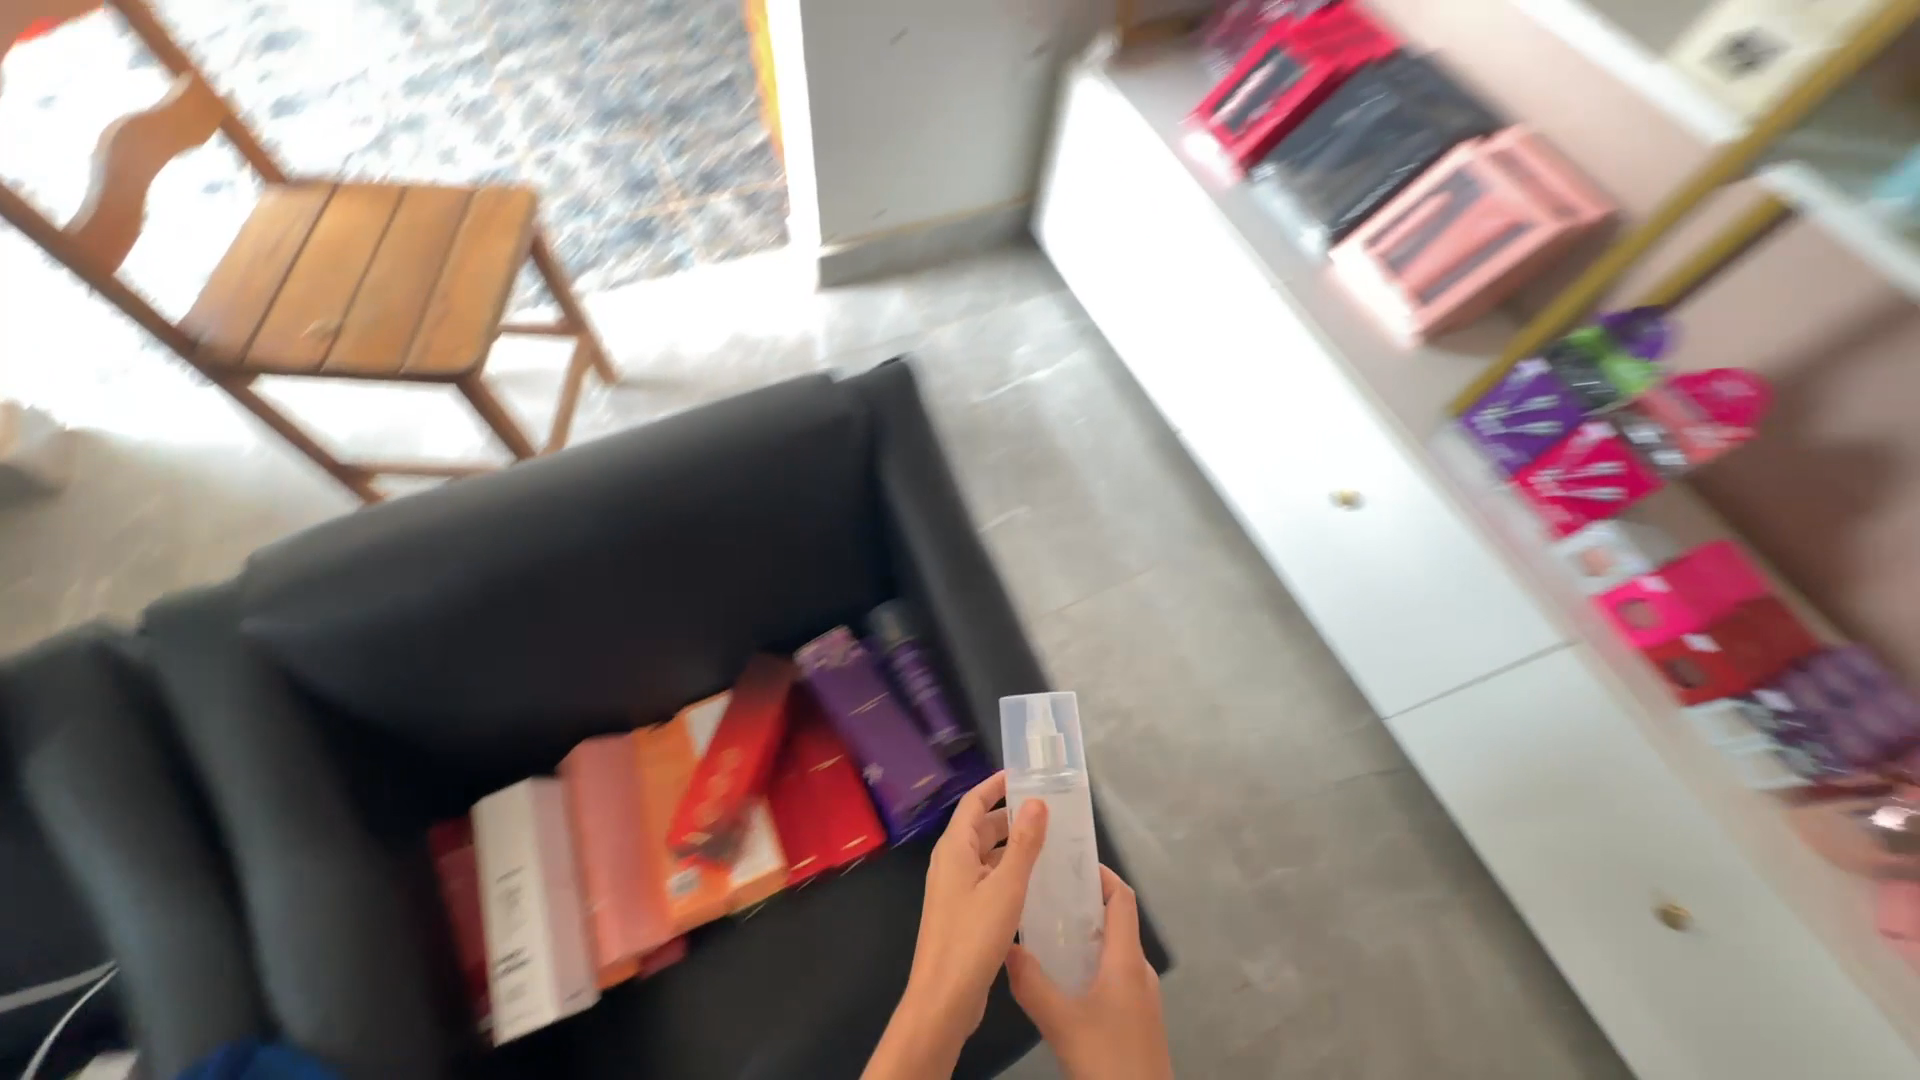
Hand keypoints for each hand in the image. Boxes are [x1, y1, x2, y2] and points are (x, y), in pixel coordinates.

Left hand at [862, 771, 1047, 1079]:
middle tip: (1049, 809)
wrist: (944, 999)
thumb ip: (1023, 844)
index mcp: (954, 848)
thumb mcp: (1006, 887)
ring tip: (1050, 842)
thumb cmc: (973, 937)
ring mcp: (955, 890)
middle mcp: (951, 863)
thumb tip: (1035, 800)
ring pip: (986, 855)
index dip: (996, 785)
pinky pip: (988, 879)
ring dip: (1012, 846)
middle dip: (1011, 815)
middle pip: (981, 827)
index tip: (1024, 773)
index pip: (974, 802)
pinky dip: (1009, 872)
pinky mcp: (962, 913)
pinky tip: (1036, 883)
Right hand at [1007, 866, 1171, 1079]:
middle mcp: (1139, 971)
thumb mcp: (1062, 1023)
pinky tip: (1062, 984)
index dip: (1101, 874)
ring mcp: (1141, 999)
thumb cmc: (1109, 1061)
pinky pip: (1113, 978)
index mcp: (1127, 960)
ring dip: (1084, 938)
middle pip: (1115, 922)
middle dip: (1082, 905)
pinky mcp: (1137, 1022)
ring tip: (1045, 937)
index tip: (1070, 863)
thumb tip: (1004, 947)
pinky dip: (1089, 967)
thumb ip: (1032, 984)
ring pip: (1113, 953)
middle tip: (1044, 897)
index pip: (1122, 898)